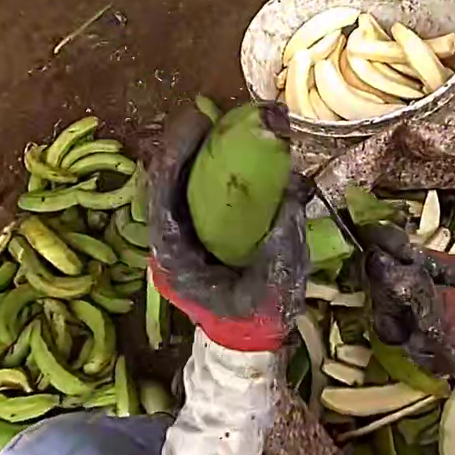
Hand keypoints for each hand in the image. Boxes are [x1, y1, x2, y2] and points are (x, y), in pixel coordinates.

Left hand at [146, 103, 308, 351]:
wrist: (245, 343)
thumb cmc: (257, 319)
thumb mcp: (276, 284)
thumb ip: (282, 241)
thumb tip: (292, 192)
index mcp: (173, 256)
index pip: (161, 194)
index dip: (176, 153)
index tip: (197, 122)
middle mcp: (167, 242)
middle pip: (164, 182)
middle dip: (184, 144)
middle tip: (210, 112)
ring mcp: (178, 237)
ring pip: (176, 185)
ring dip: (194, 153)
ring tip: (217, 122)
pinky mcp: (193, 233)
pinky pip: (193, 193)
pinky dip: (207, 169)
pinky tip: (227, 151)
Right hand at [364, 229, 454, 454]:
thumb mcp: (437, 307)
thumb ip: (400, 281)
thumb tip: (370, 255)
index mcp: (444, 267)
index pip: (395, 249)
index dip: (377, 264)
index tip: (373, 286)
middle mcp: (442, 283)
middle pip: (391, 285)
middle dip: (392, 310)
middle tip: (404, 326)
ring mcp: (444, 310)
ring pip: (400, 315)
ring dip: (407, 335)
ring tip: (428, 347)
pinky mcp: (444, 336)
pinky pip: (414, 337)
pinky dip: (421, 350)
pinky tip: (437, 360)